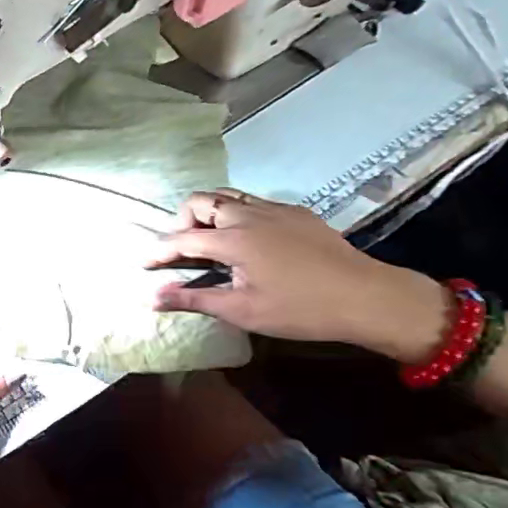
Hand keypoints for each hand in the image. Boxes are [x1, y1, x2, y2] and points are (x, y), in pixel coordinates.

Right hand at [148, 189, 450, 361]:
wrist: (362, 295)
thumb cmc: (298, 309)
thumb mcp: (243, 310)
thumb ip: (195, 299)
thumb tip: (153, 297)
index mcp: (232, 238)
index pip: (183, 238)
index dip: (160, 250)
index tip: (144, 262)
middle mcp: (248, 214)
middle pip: (202, 201)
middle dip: (183, 220)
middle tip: (182, 249)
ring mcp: (275, 208)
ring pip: (229, 196)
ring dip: (210, 213)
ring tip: (211, 241)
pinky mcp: (296, 212)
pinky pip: (255, 203)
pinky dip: (238, 215)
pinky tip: (250, 242)